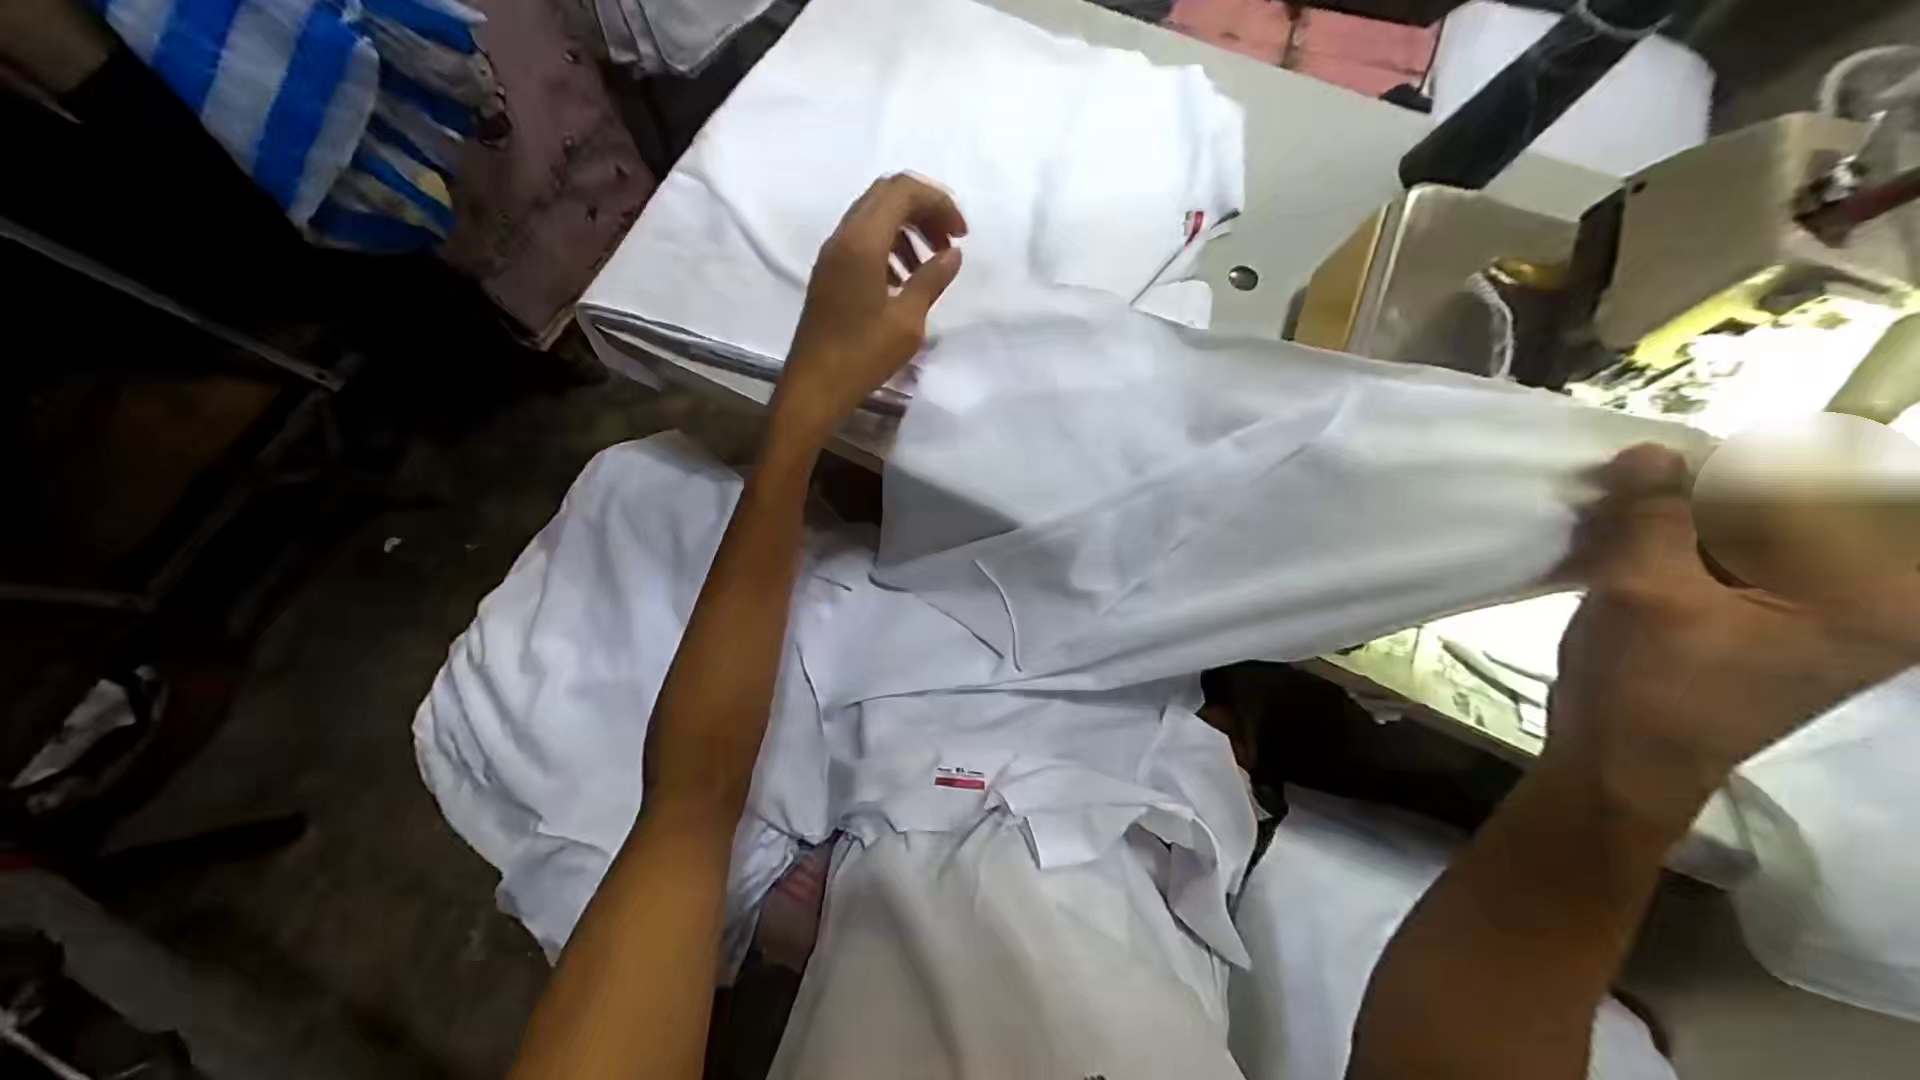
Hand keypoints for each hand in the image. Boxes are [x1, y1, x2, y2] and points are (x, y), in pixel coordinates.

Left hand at [772, 174, 968, 433]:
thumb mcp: (907, 321)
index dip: (939, 202)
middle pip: (887, 195)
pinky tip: (903, 280)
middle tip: (948, 242)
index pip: (904, 191)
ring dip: (907, 230)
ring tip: (930, 266)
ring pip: (874, 217)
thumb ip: (932, 280)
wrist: (814, 387)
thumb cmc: (862, 356)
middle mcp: (843, 237)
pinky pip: (862, 242)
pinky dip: (889, 247)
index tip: (962, 235)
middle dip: (924, 210)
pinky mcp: (828, 274)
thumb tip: (952, 253)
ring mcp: (832, 255)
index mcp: (862, 242)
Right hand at [1550, 445, 1919, 825]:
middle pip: (1805, 503)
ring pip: (1765, 527)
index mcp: (1876, 593)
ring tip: (1626, 522)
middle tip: (1639, 489)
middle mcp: (1873, 597)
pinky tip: (1635, 548)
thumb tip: (1651, 449)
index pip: (1839, 485)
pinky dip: (1686, 542)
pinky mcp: (1771, 619)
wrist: (1622, 759)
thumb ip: (1653, 514)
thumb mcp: (1644, 590)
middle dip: (1714, 490)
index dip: (1751, 467)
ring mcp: (1823, 610)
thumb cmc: (1648, 682)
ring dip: (1691, 516)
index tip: (1671, 466)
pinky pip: (1740, 556)